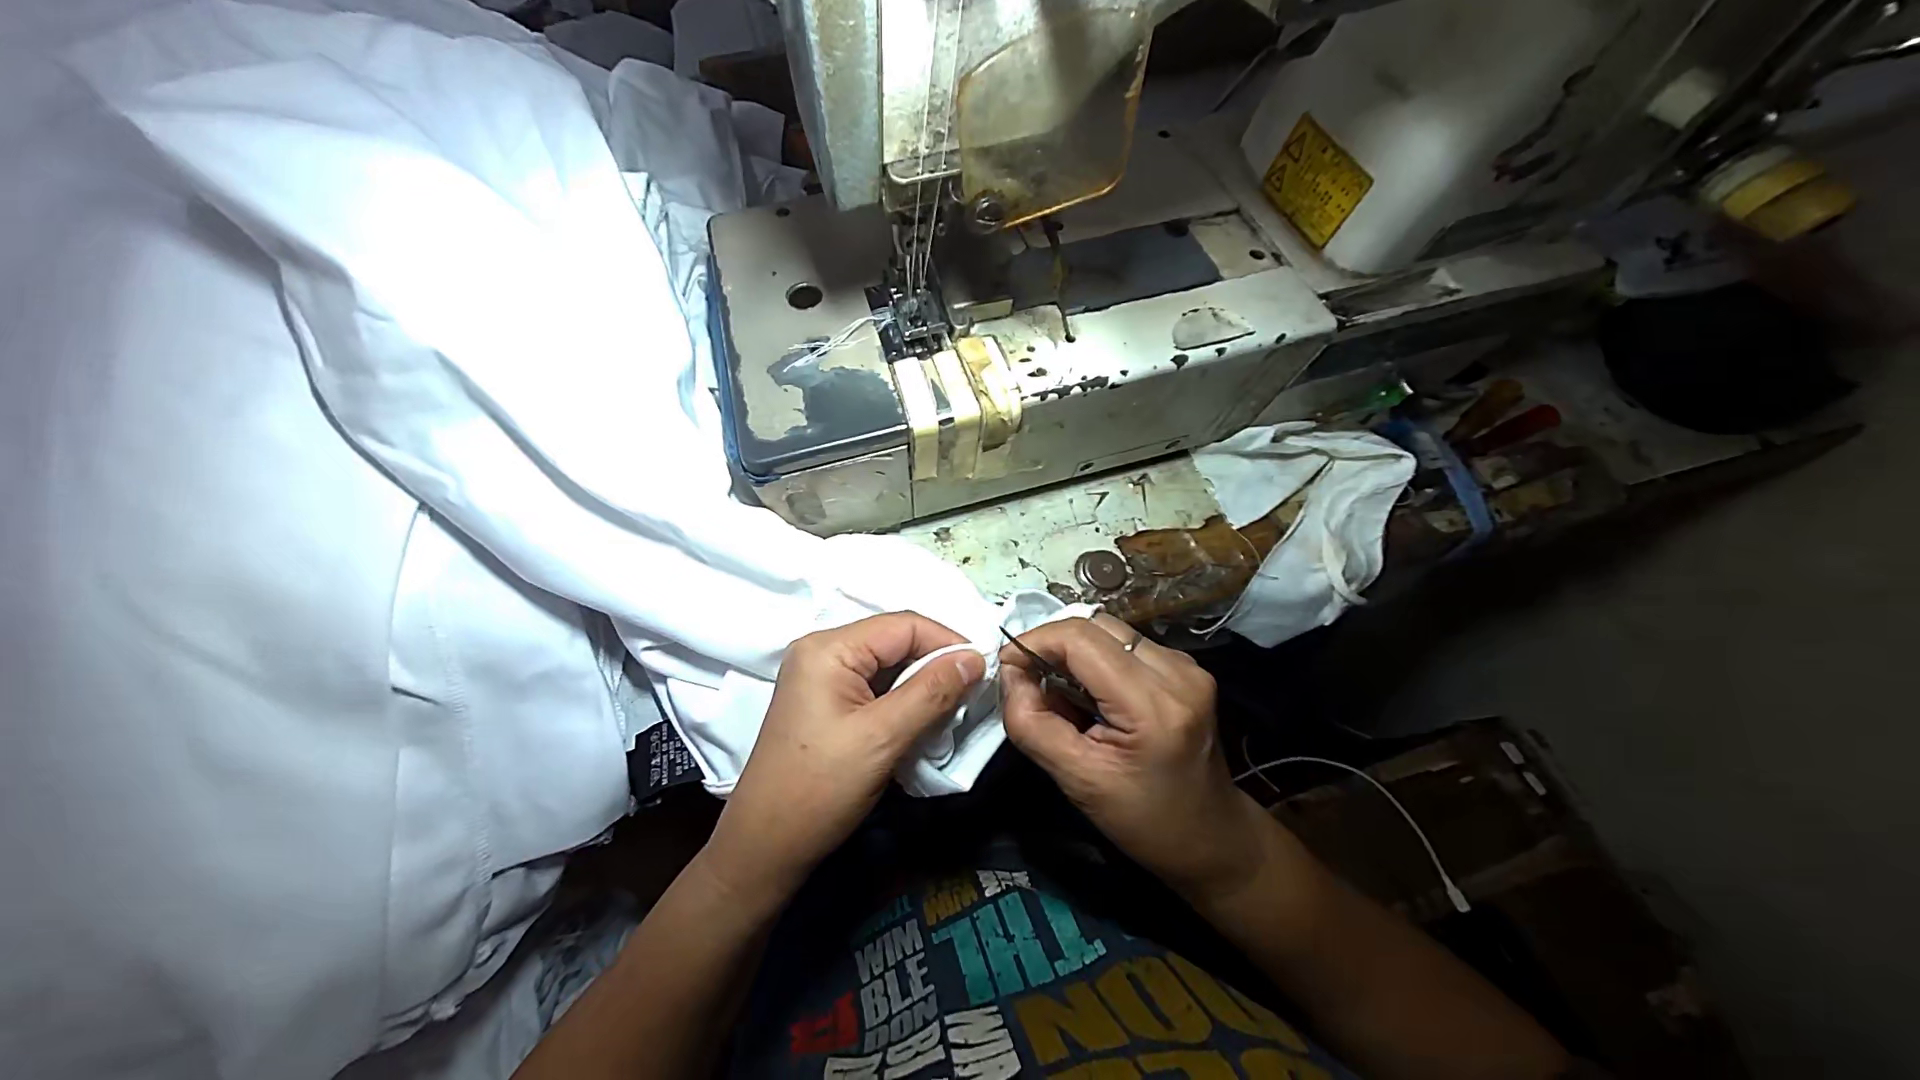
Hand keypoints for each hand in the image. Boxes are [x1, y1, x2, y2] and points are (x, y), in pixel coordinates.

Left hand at [703, 613, 986, 904]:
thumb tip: (976, 658)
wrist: (766, 847)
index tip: (984, 672)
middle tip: (971, 695)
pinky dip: (904, 700)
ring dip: (923, 684)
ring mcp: (822, 677)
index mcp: (828, 648)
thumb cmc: (819, 789)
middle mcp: (822, 651)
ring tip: (952, 710)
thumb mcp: (883, 737)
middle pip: (896, 641)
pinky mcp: (826, 702)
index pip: (904, 625)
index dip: (948, 643)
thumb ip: (932, 691)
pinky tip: (923, 721)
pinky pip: (876, 686)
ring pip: (889, 665)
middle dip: (936, 665)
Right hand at [1000, 616, 1267, 898]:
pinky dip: (1097, 661)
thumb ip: (1031, 723)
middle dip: (1052, 646)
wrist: (1209, 838)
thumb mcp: (1076, 780)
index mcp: (1153, 704)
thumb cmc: (1143, 820)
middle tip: (1032, 682)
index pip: (1081, 638)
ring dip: (1074, 653)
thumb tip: (1011, 675)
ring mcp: (1187, 667)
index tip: (1008, 666)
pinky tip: (1092, 696)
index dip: (1035, 642)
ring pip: (1109, 631)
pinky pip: (1127, 645)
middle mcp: (1177, 672)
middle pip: (1095, 626)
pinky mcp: (1186, 669)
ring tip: (1063, 694)